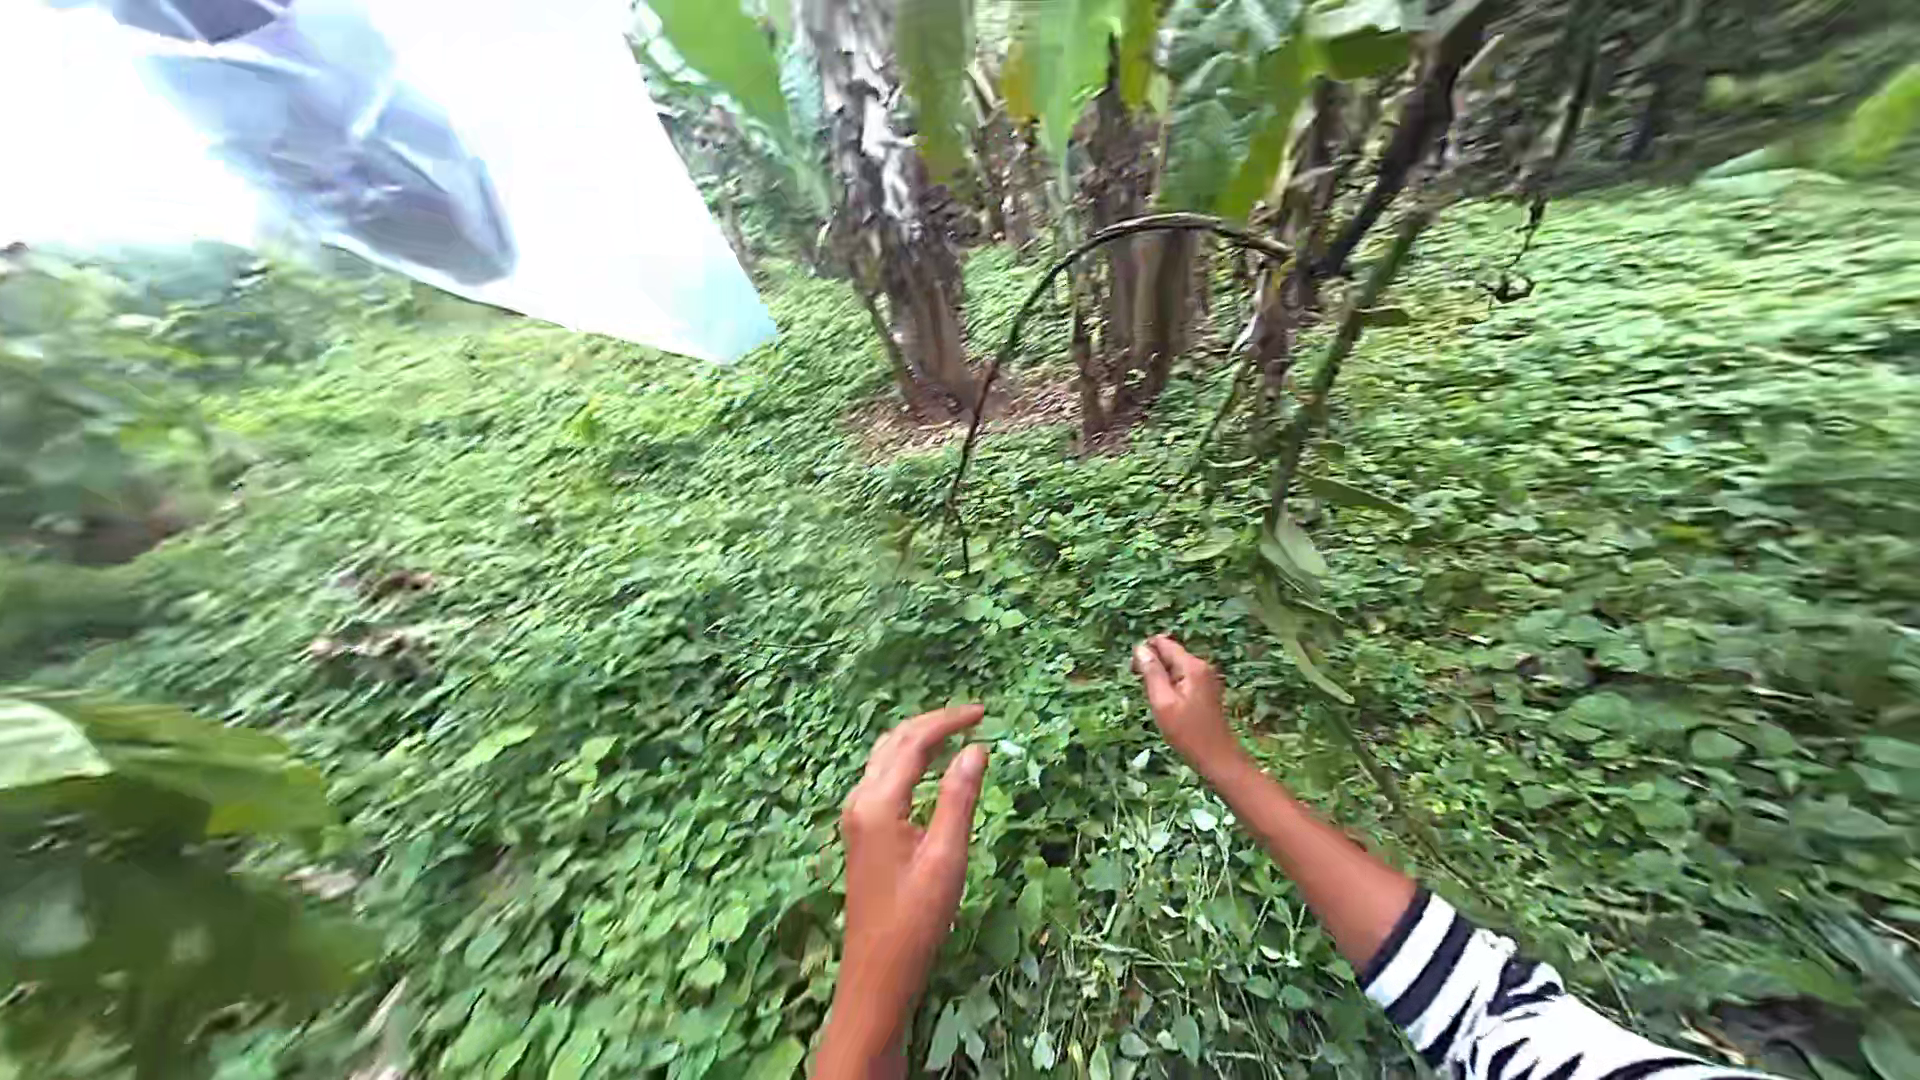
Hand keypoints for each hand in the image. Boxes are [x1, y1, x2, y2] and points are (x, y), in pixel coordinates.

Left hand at [817, 706, 988, 1077]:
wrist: (876, 975)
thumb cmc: (915, 920)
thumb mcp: (946, 857)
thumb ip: (959, 797)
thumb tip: (975, 748)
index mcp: (878, 802)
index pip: (914, 742)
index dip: (948, 721)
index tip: (983, 713)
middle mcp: (861, 799)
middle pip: (896, 741)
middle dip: (934, 722)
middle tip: (973, 717)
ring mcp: (857, 814)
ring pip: (886, 755)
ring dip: (920, 737)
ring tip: (956, 732)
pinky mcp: (862, 828)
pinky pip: (884, 774)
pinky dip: (910, 758)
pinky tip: (931, 766)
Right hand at [1133, 635, 1240, 773]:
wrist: (1218, 758)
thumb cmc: (1187, 732)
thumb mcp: (1162, 702)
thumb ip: (1151, 672)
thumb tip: (1139, 648)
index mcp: (1192, 666)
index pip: (1163, 643)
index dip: (1145, 652)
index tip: (1135, 672)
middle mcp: (1201, 666)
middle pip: (1169, 652)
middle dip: (1152, 664)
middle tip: (1143, 688)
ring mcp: (1206, 678)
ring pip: (1174, 666)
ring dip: (1160, 676)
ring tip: (1155, 698)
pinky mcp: (1206, 689)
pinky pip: (1182, 677)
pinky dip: (1170, 685)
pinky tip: (1167, 703)